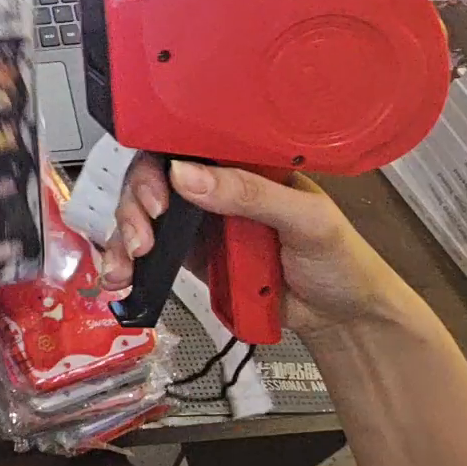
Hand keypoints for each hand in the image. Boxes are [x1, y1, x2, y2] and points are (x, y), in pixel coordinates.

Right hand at [98, 153, 417, 341]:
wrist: (345, 321)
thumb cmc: (342, 261)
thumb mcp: (307, 220)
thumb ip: (250, 194)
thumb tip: (185, 174)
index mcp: (239, 162)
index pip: (182, 144)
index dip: (157, 162)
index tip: (155, 194)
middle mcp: (211, 185)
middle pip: (150, 177)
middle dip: (134, 204)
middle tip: (142, 236)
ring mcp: (195, 219)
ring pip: (139, 212)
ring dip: (123, 235)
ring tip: (128, 264)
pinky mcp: (186, 253)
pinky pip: (145, 249)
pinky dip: (125, 261)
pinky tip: (121, 275)